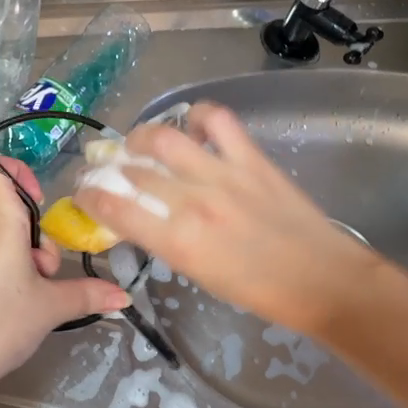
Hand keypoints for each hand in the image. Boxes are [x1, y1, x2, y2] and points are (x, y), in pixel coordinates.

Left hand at [0, 155, 131, 397]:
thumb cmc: (0, 321)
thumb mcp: (51, 307)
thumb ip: (88, 294)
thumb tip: (123, 295)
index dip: (17, 170)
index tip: (40, 198)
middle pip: (13, 209)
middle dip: (39, 236)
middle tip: (47, 271)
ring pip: (6, 236)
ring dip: (28, 259)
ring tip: (34, 294)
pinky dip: (11, 272)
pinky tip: (17, 306)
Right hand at [71, 101, 383, 335]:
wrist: (325, 282)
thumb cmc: (260, 291)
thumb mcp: (199, 273)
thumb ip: (164, 240)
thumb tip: (136, 215)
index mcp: (179, 242)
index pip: (113, 207)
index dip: (88, 194)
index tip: (83, 191)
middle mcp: (193, 203)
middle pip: (134, 172)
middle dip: (109, 167)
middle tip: (108, 167)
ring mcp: (222, 175)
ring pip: (163, 138)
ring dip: (142, 137)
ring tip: (142, 142)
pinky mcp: (249, 158)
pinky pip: (215, 120)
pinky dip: (197, 116)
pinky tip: (191, 126)